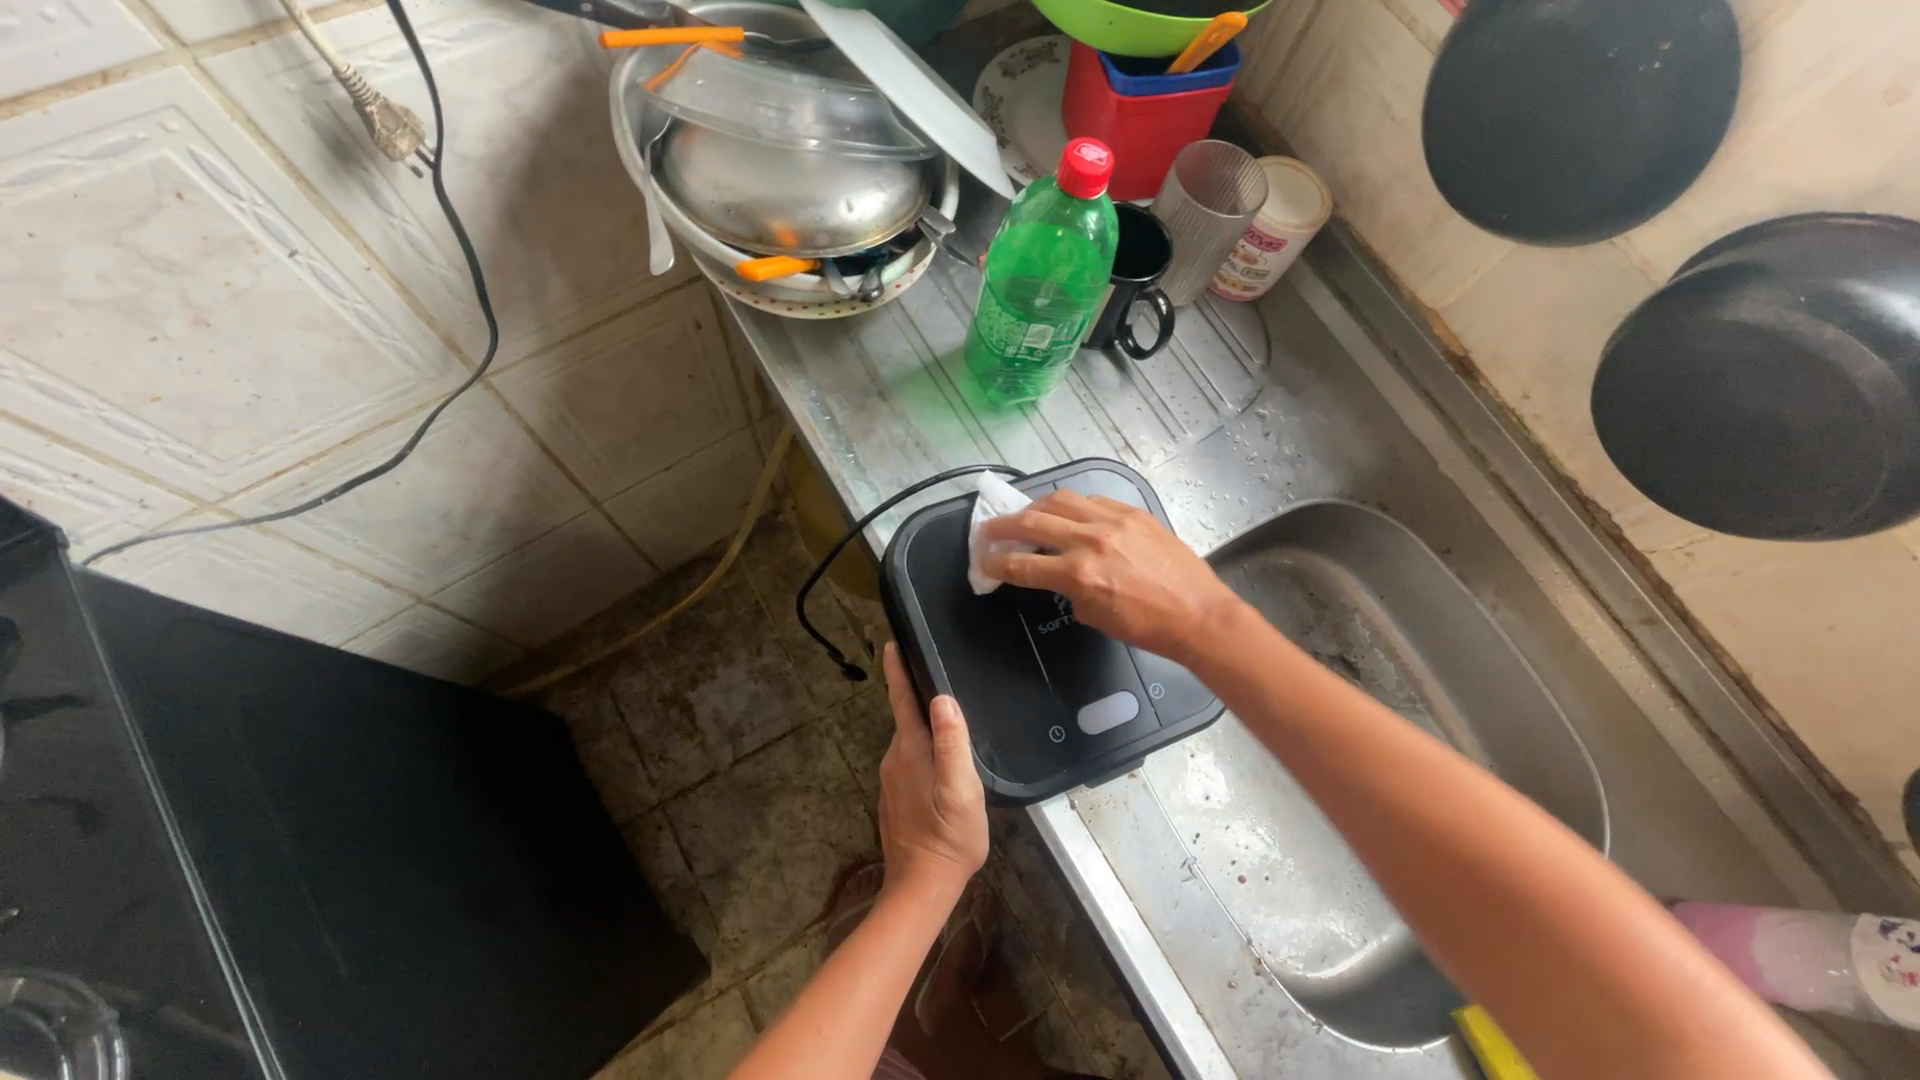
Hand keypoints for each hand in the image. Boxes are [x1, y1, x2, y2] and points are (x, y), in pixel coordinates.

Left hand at [877, 643, 987, 899]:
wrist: (922, 886)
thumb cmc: (949, 838)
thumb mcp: (961, 790)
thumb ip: (952, 744)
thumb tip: (942, 700)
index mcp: (911, 751)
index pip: (902, 699)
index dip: (897, 669)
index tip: (892, 641)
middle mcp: (894, 758)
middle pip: (905, 716)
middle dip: (916, 693)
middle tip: (939, 671)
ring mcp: (892, 779)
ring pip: (910, 740)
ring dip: (924, 725)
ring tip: (949, 715)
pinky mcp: (896, 797)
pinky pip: (910, 761)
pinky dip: (923, 750)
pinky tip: (942, 760)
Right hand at [979, 490, 1243, 663]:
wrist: (1198, 614)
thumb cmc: (1147, 627)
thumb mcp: (1096, 618)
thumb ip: (1069, 592)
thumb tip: (1056, 576)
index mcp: (1080, 574)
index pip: (1023, 565)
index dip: (996, 564)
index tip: (983, 562)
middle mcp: (1091, 540)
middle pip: (1032, 522)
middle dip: (1002, 526)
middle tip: (988, 530)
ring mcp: (1114, 521)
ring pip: (1060, 500)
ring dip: (1035, 508)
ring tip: (1025, 516)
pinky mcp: (1133, 513)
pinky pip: (1092, 500)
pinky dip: (1073, 507)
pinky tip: (1069, 515)